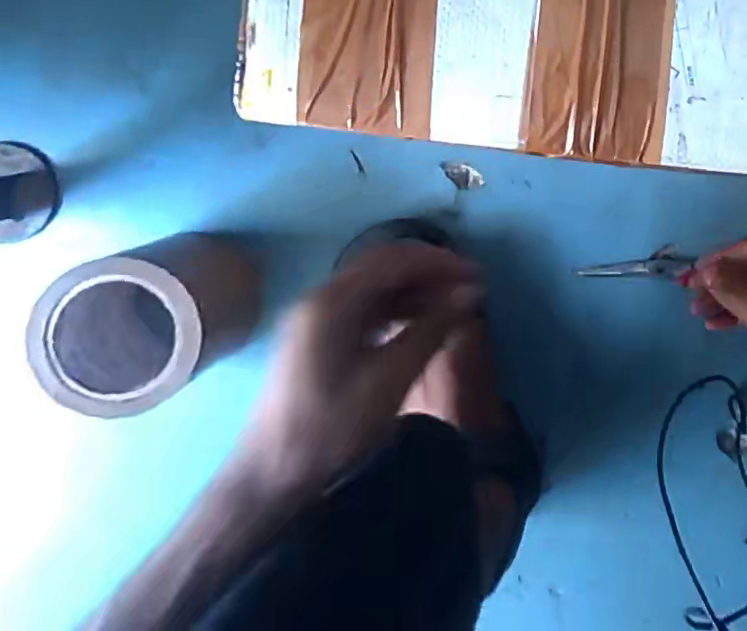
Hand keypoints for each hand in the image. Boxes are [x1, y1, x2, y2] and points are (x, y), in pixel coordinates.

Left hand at [233, 241, 482, 496]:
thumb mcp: (389, 380)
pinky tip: (422, 323)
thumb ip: (433, 330)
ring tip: (453, 306)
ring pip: (377, 285)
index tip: (477, 276)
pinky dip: (399, 307)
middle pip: (385, 266)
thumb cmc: (331, 432)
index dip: (440, 262)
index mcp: (331, 302)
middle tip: (469, 288)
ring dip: (417, 290)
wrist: (269, 486)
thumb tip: (472, 293)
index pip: (395, 260)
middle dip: (430, 272)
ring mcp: (316, 317)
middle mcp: (320, 299)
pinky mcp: (319, 337)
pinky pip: (366, 306)